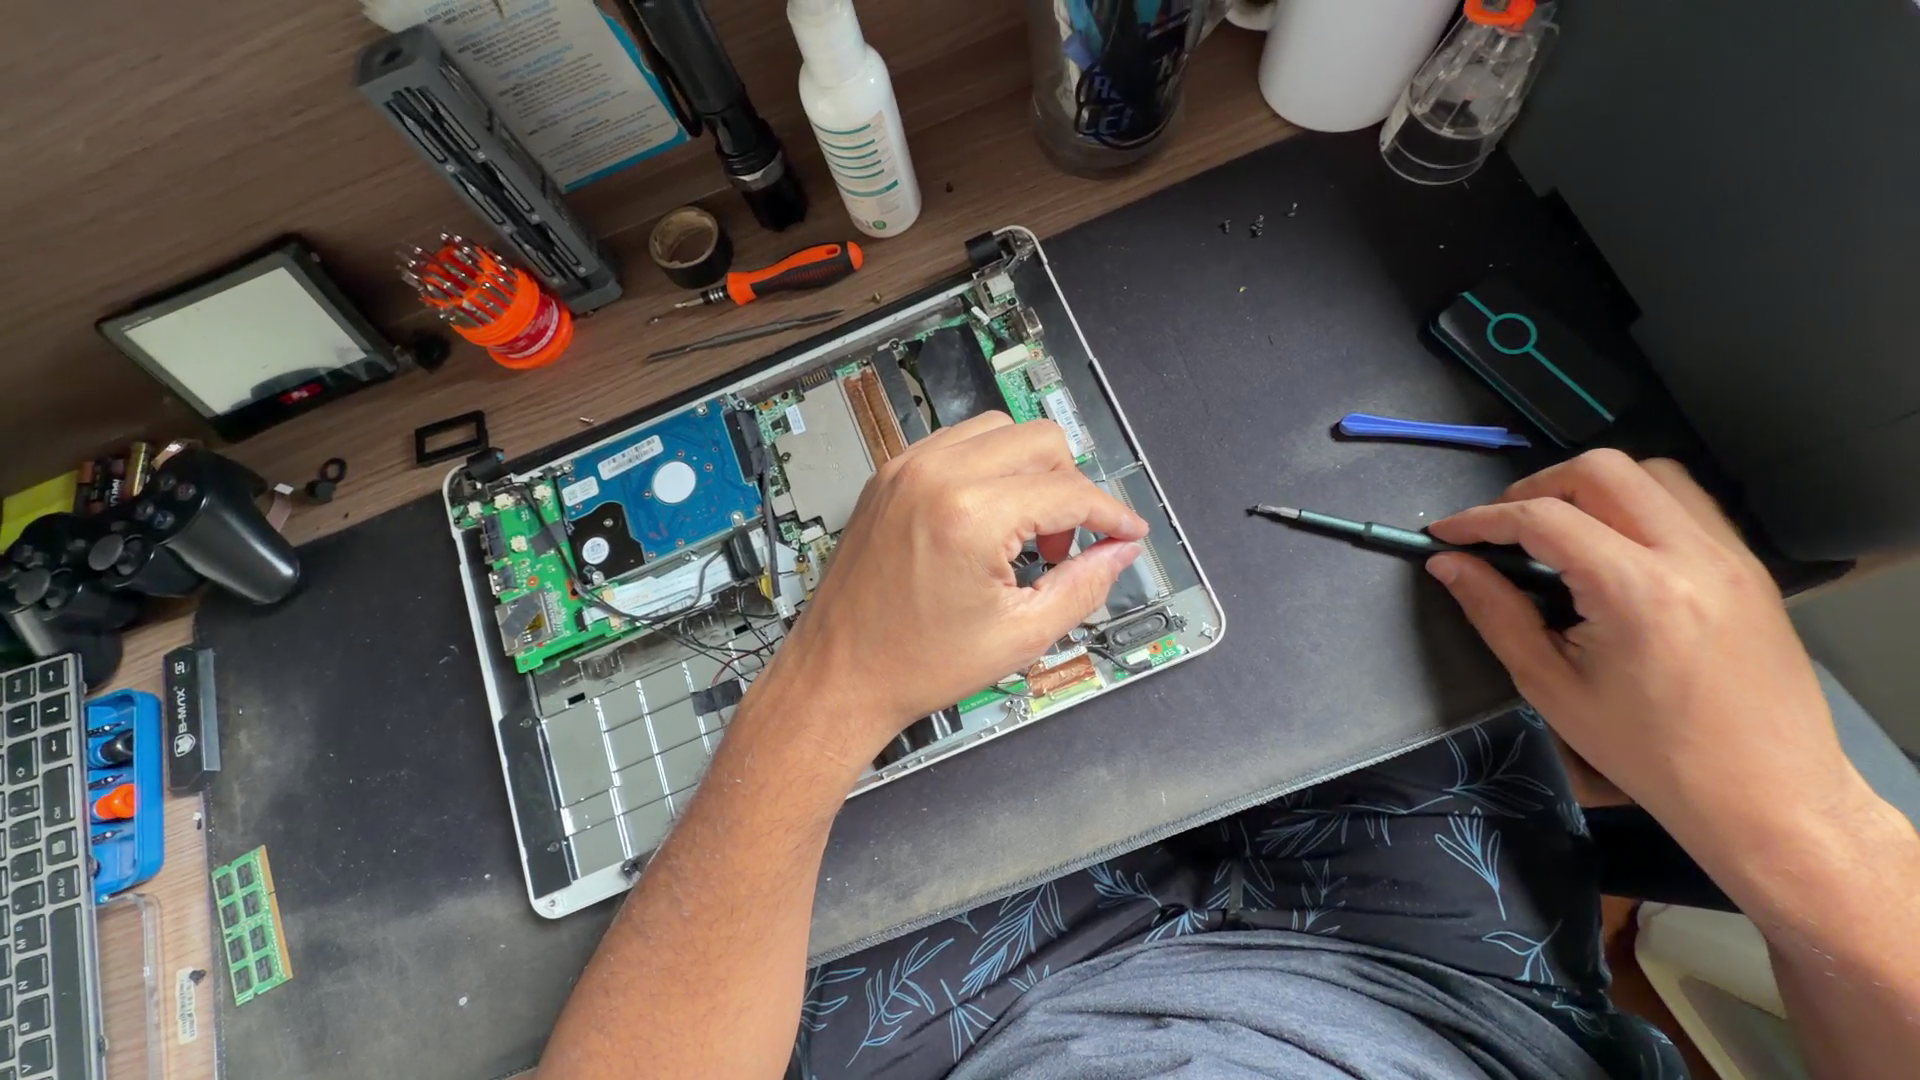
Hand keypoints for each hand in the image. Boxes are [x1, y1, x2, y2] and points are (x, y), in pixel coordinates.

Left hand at [755, 412, 1147, 764]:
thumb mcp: (1020, 635)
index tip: (1125, 533)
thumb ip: (1085, 585)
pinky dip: (989, 468)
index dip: (1110, 515)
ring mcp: (906, 469)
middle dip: (1071, 487)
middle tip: (1066, 544)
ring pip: (1000, 431)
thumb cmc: (911, 663)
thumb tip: (1118, 552)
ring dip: (1030, 471)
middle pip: (1041, 440)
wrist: (839, 675)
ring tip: (1025, 531)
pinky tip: (990, 517)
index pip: (1068, 491)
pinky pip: (958, 444)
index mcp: (969, 514)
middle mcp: (934, 475)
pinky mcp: (890, 475)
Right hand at [1425, 450, 1846, 842]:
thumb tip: (1447, 564)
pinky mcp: (1748, 567)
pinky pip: (1684, 504)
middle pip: (1600, 471)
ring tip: (1553, 529)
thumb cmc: (1646, 751)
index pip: (1543, 519)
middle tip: (1499, 529)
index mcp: (1636, 590)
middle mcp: (1691, 556)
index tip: (1443, 534)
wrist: (1767, 795)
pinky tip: (1607, 546)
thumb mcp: (1549, 685)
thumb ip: (1494, 611)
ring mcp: (1730, 556)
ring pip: (1650, 473)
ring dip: (1588, 487)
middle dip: (1534, 488)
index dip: (1479, 519)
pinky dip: (1633, 504)